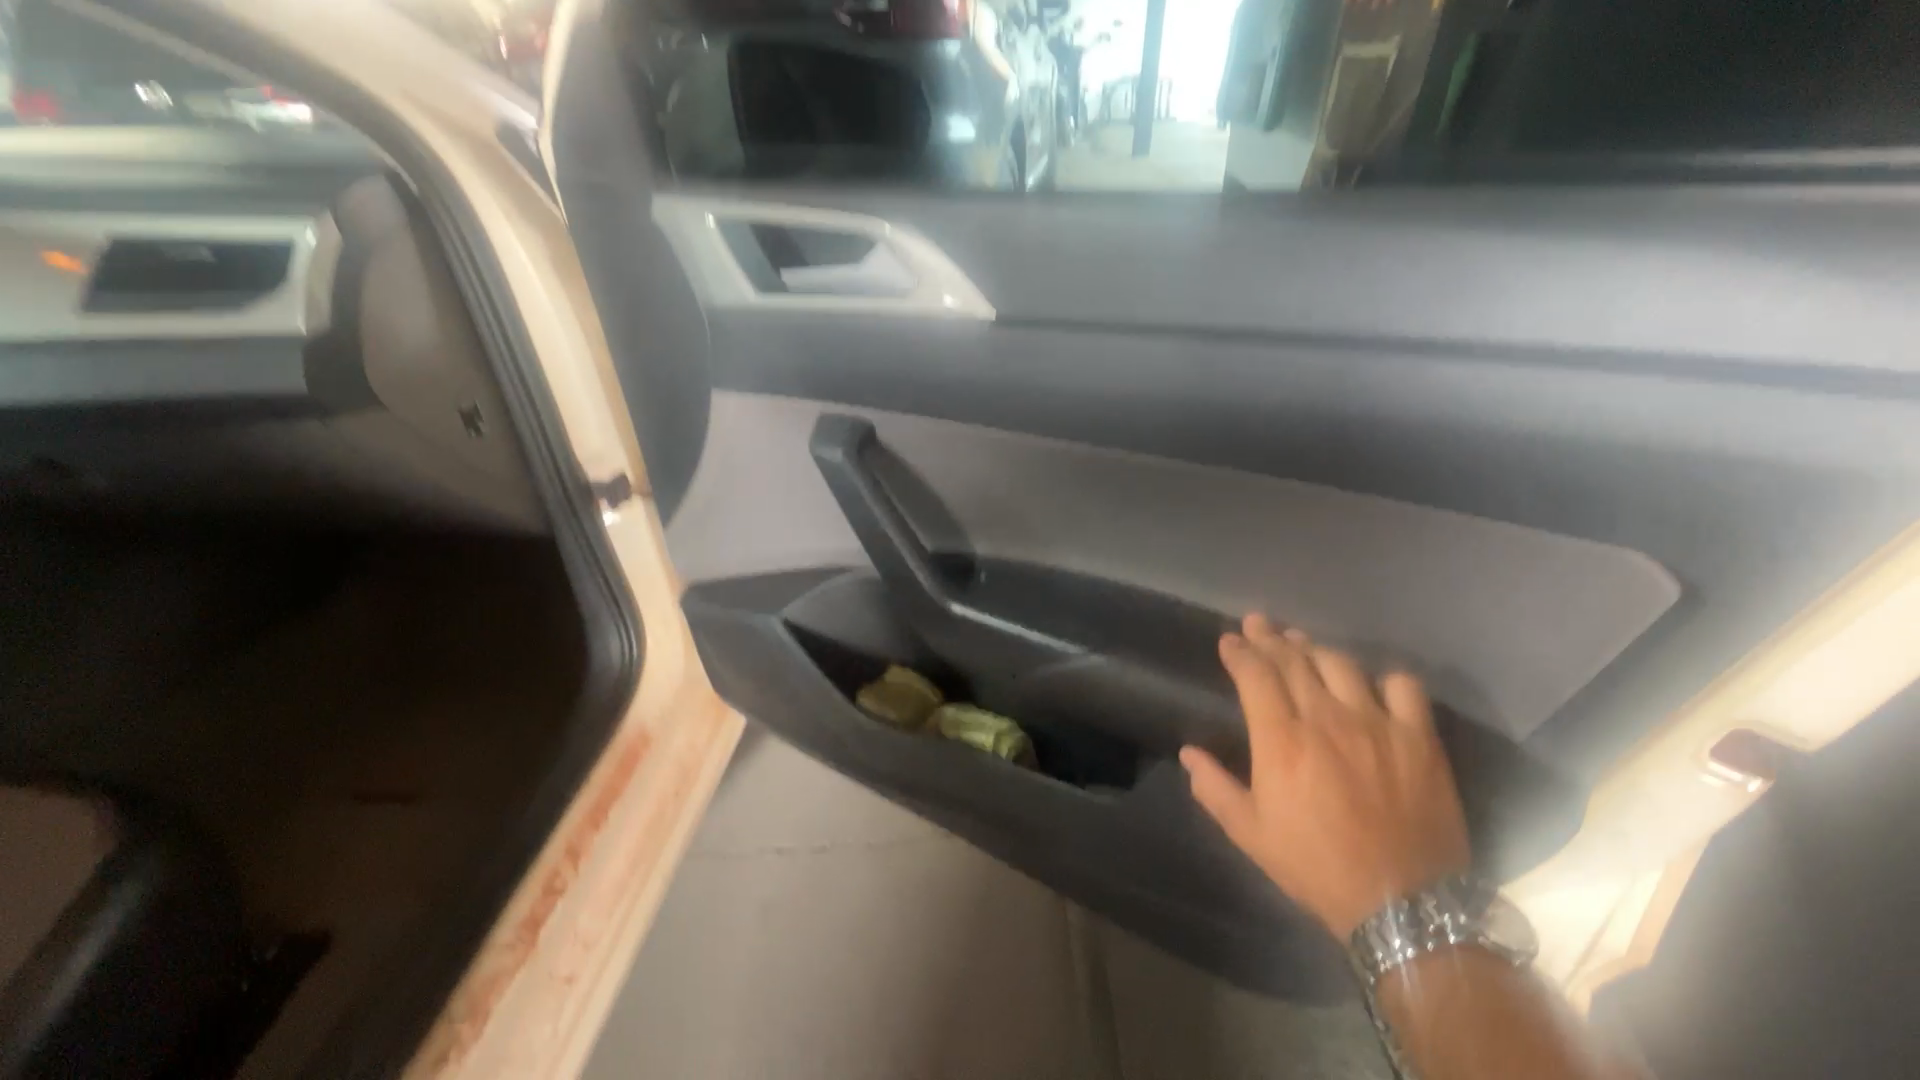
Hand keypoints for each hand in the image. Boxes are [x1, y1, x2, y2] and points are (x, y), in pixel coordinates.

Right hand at [1179, 614, 1470, 940]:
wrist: (1402, 902)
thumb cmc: (1316, 867)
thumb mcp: (1251, 835)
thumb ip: (1215, 789)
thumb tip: (1188, 753)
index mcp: (1281, 741)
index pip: (1255, 675)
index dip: (1239, 653)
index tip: (1228, 641)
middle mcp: (1327, 718)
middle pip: (1293, 660)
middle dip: (1270, 638)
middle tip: (1257, 624)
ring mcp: (1378, 723)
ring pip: (1340, 664)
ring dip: (1314, 649)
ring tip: (1301, 644)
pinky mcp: (1419, 737)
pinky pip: (1403, 686)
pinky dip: (1383, 678)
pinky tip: (1372, 684)